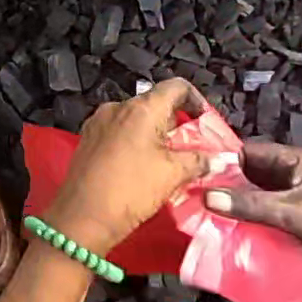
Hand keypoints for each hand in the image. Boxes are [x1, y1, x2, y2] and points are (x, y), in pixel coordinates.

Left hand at [42, 79, 210, 253]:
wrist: (83, 214)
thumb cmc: (131, 188)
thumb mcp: (174, 174)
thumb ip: (199, 160)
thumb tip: (218, 158)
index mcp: (140, 108)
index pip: (175, 87)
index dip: (196, 100)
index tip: (205, 122)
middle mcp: (116, 107)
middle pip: (155, 104)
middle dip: (176, 124)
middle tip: (192, 150)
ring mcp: (98, 121)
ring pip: (135, 119)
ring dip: (155, 135)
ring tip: (169, 163)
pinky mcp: (87, 138)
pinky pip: (118, 132)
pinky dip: (134, 142)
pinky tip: (142, 166)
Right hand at [205, 143, 301, 301]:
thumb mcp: (294, 214)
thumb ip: (249, 205)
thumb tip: (204, 196)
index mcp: (299, 162)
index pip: (248, 152)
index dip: (220, 160)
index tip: (191, 171)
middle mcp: (296, 176)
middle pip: (249, 175)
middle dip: (224, 185)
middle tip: (191, 195)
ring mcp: (298, 201)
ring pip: (256, 197)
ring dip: (235, 206)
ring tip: (202, 214)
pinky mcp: (300, 224)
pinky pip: (265, 217)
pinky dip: (248, 222)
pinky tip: (227, 231)